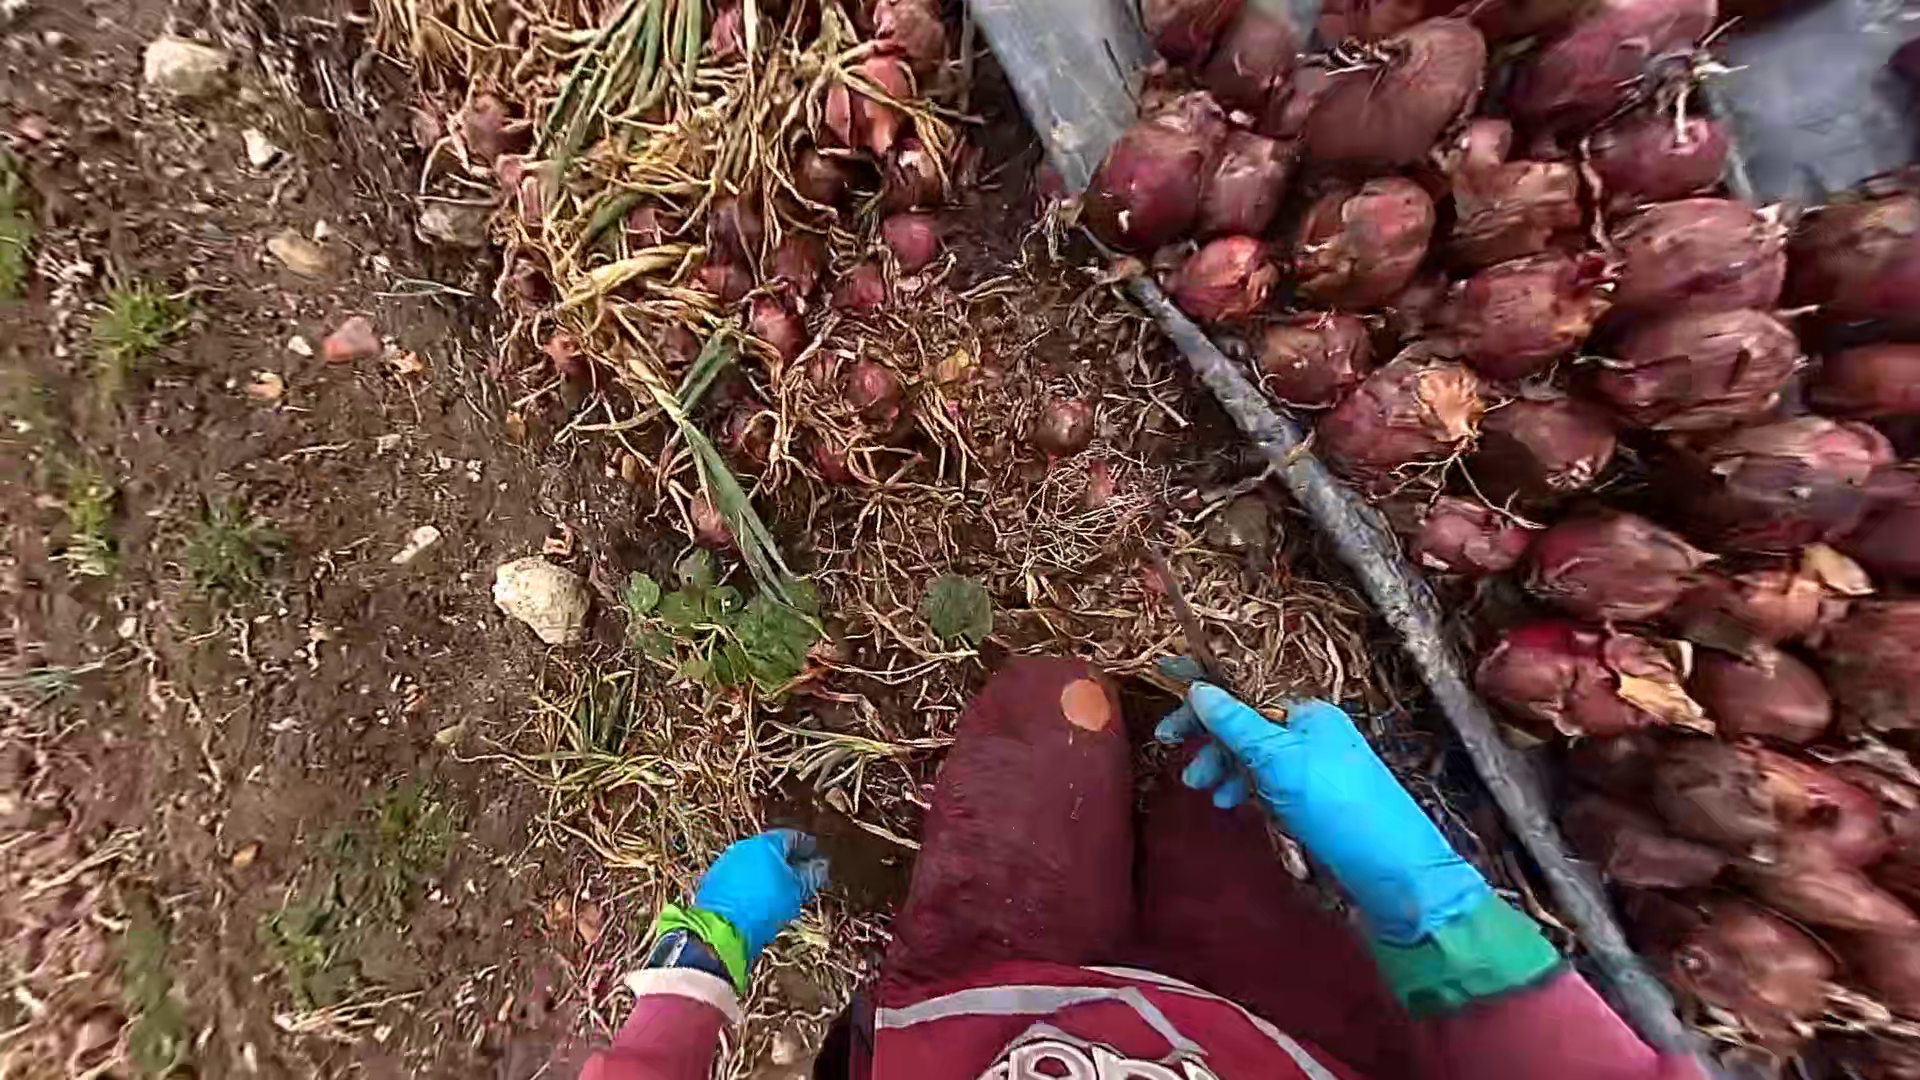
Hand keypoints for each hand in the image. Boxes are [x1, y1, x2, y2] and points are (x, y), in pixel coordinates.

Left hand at [692, 829, 828, 960]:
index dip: (807, 847)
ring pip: (754, 864)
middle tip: (801, 875)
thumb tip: (822, 866)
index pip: (794, 837)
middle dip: (788, 861)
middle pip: (772, 850)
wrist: (718, 934)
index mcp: (767, 843)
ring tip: (781, 892)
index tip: (816, 856)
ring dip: (769, 874)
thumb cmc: (762, 907)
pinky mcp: (712, 883)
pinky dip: (752, 886)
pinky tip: (759, 902)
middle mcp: (745, 847)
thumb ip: (811, 876)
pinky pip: (739, 879)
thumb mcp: (795, 892)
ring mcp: (726, 864)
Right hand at [1156, 682, 1489, 944]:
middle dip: (1209, 740)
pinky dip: (1246, 788)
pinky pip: (1267, 781)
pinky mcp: (1313, 797)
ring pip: (1252, 755)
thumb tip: (1197, 687)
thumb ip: (1233, 722)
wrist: (1399, 877)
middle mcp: (1307, 731)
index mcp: (1304, 712)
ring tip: (1204, 790)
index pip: (1241, 694)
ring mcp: (1311, 765)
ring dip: (1223, 767)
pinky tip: (1233, 803)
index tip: (1168, 715)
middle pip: (1243, 723)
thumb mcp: (1275, 760)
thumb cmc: (1334, 806)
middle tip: (1174, 754)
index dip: (1202, 701)